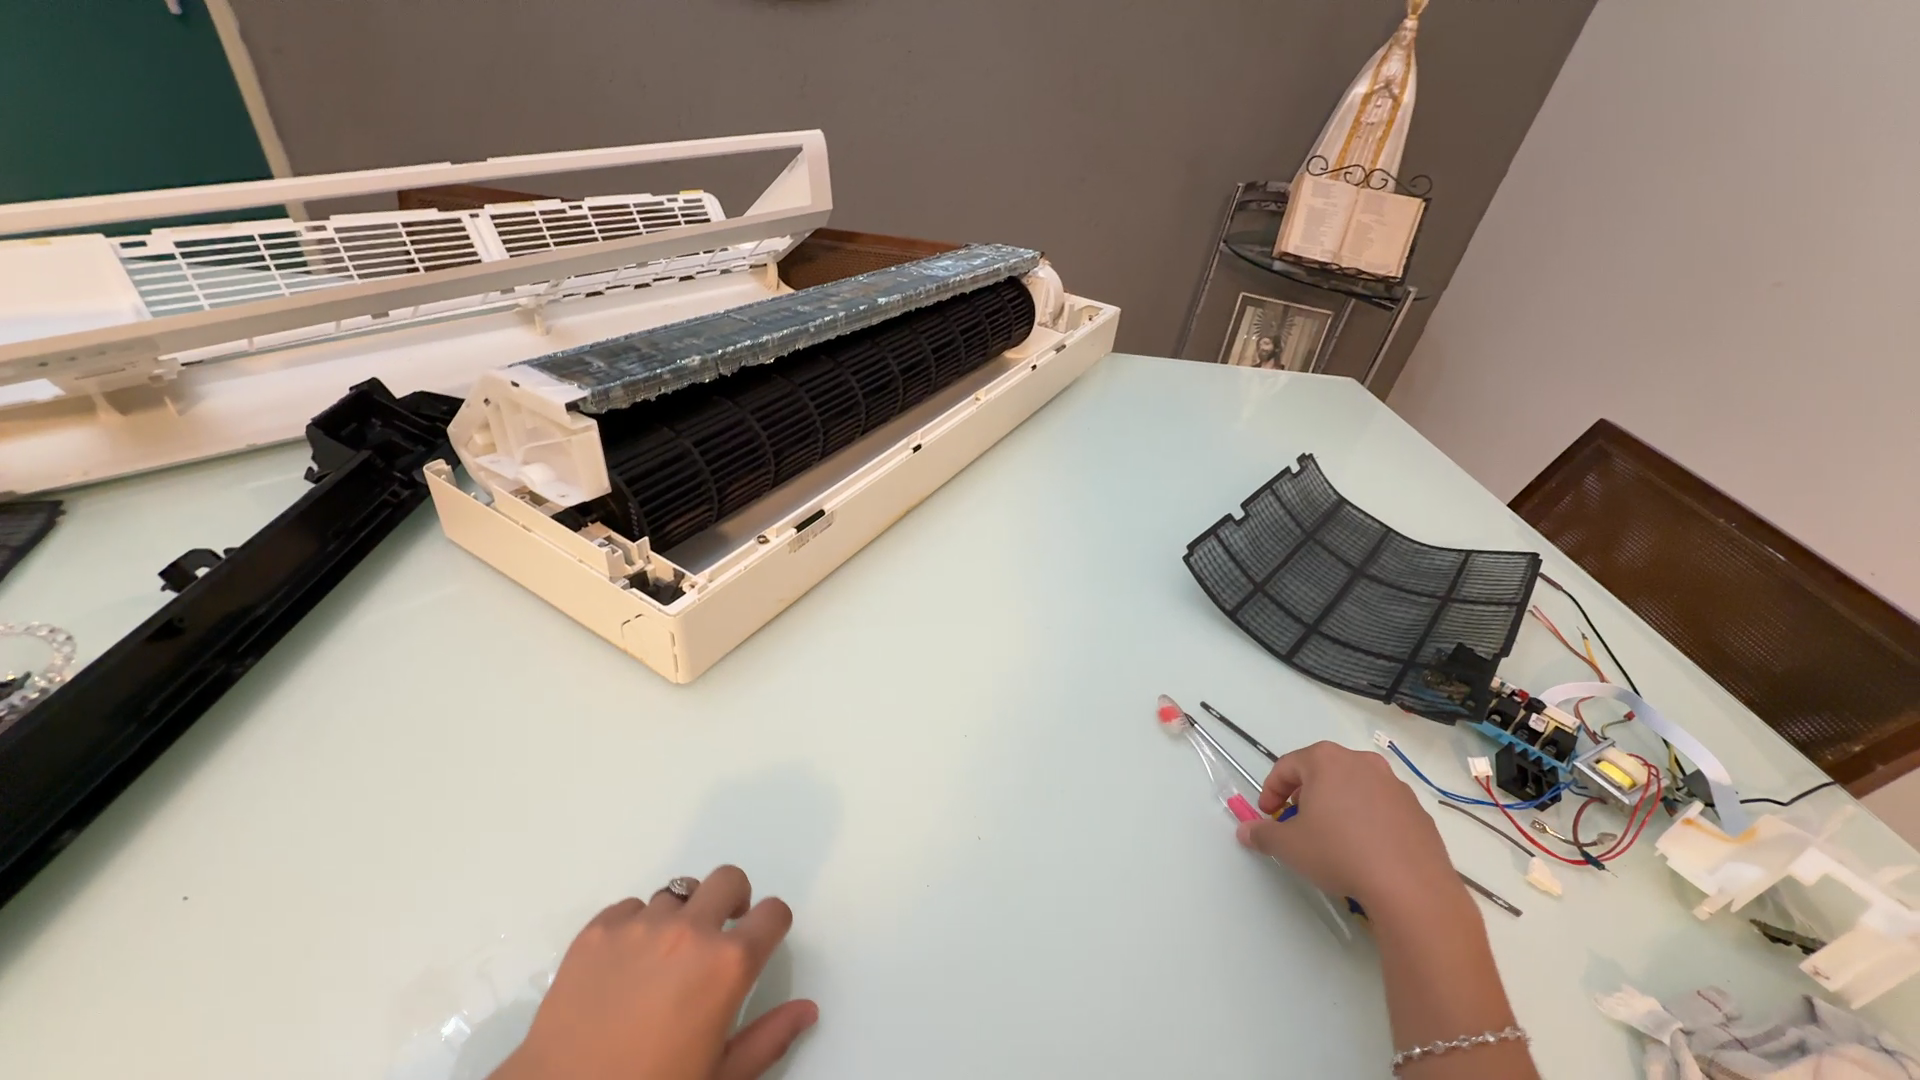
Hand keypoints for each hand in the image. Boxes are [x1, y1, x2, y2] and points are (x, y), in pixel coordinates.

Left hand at [490, 866, 817, 1079]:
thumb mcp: (722, 1077)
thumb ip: (769, 1037)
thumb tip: (807, 1010)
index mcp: (728, 964)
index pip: (774, 913)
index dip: (772, 925)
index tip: (761, 941)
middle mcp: (688, 931)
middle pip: (728, 879)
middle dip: (733, 900)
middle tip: (719, 935)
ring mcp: (638, 926)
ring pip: (677, 893)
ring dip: (681, 917)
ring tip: (663, 960)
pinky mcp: (596, 931)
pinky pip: (630, 907)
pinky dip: (636, 926)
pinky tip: (624, 968)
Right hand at [1236, 741, 1458, 914]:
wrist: (1410, 886)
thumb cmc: (1339, 853)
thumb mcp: (1288, 846)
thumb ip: (1262, 834)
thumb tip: (1246, 831)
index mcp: (1326, 761)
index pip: (1286, 766)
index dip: (1271, 790)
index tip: (1267, 815)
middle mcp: (1361, 763)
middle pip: (1322, 771)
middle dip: (1304, 795)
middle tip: (1297, 822)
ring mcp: (1394, 785)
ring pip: (1354, 788)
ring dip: (1337, 805)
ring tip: (1332, 838)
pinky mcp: (1417, 810)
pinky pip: (1381, 808)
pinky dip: (1367, 820)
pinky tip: (1364, 850)